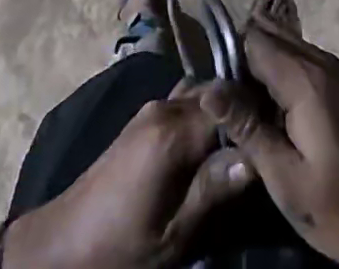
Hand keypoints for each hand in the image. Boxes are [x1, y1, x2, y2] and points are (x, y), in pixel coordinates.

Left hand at [2, 87, 255, 268]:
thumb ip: (213, 190)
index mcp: (173, 133)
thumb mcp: (173, 236)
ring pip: (203, 92)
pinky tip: (215, 138)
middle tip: (267, 138)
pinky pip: (187, 100)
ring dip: (225, 108)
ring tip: (244, 138)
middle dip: (245, 108)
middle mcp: (164, 108)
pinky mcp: (144, 118)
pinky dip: (206, 110)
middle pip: (219, 91)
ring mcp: (152, 108)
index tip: (280, 135)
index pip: (233, 104)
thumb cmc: (118, 248)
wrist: (59, 247)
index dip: (259, 117)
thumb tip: (256, 157)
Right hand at [201, 16, 338, 268]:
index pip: (255, 39)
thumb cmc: (337, 208)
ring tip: (241, 106)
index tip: (212, 88)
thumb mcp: (283, 177)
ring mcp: (337, 71)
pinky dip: (280, 73)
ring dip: (261, 65)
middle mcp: (323, 62)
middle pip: (272, 34)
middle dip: (243, 56)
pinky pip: (302, 61)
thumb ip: (247, 127)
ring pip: (286, 45)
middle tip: (225, 99)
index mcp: (307, 80)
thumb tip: (207, 88)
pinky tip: (269, 109)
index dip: (229, 57)